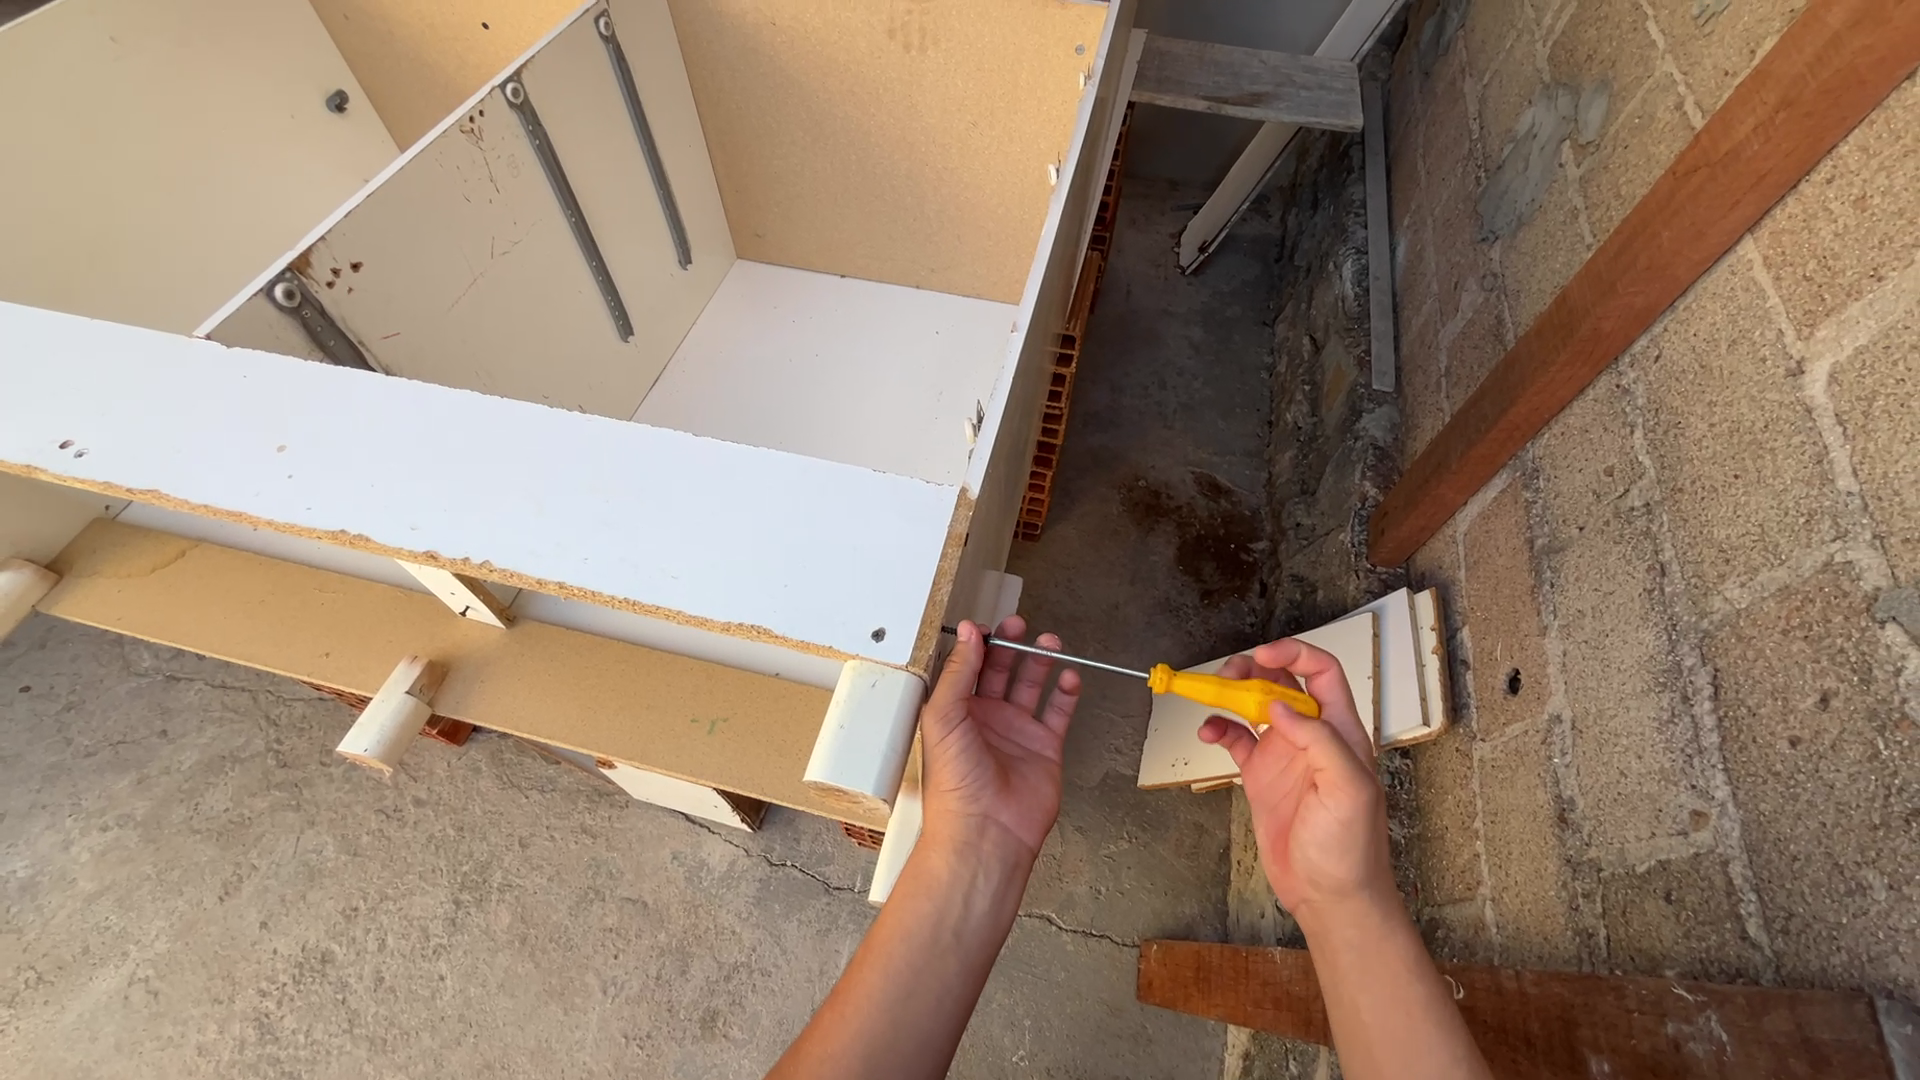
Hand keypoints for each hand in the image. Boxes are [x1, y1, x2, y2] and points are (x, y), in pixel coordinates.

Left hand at [919, 618, 1081, 859]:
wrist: (985, 831)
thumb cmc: (955, 783)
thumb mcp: (944, 716)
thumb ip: (958, 671)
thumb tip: (967, 632)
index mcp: (956, 711)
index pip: (967, 667)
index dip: (976, 644)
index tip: (985, 625)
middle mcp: (985, 718)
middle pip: (1000, 670)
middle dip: (1009, 645)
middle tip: (1018, 624)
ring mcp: (1016, 731)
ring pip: (1031, 685)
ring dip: (1040, 661)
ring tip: (1049, 641)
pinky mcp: (1044, 747)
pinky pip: (1058, 712)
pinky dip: (1066, 692)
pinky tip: (1069, 676)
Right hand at [1197, 639, 1393, 927]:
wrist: (1329, 896)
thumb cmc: (1352, 849)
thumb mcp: (1349, 791)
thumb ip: (1320, 741)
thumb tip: (1280, 705)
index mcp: (1339, 731)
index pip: (1322, 673)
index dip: (1295, 653)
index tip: (1262, 654)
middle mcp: (1310, 735)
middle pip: (1280, 681)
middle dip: (1252, 668)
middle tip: (1228, 676)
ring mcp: (1283, 753)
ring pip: (1253, 704)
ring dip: (1230, 693)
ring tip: (1211, 695)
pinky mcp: (1260, 774)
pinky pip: (1235, 737)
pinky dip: (1218, 728)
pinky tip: (1208, 733)